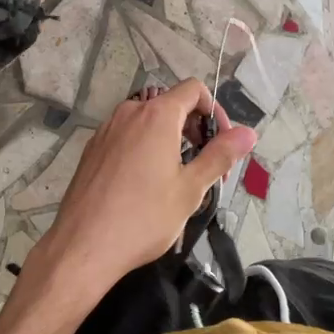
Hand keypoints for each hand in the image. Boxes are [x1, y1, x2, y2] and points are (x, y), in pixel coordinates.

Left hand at [46, 79, 256, 282]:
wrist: (84, 244)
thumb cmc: (144, 217)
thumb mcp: (191, 189)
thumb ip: (220, 155)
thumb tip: (249, 132)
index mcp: (157, 115)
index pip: (193, 89)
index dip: (214, 111)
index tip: (222, 144)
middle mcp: (130, 111)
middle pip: (170, 103)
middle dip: (194, 127)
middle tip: (205, 167)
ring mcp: (108, 127)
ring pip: (147, 120)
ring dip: (169, 138)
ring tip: (177, 178)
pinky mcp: (94, 146)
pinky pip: (127, 134)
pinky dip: (144, 146)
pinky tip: (144, 184)